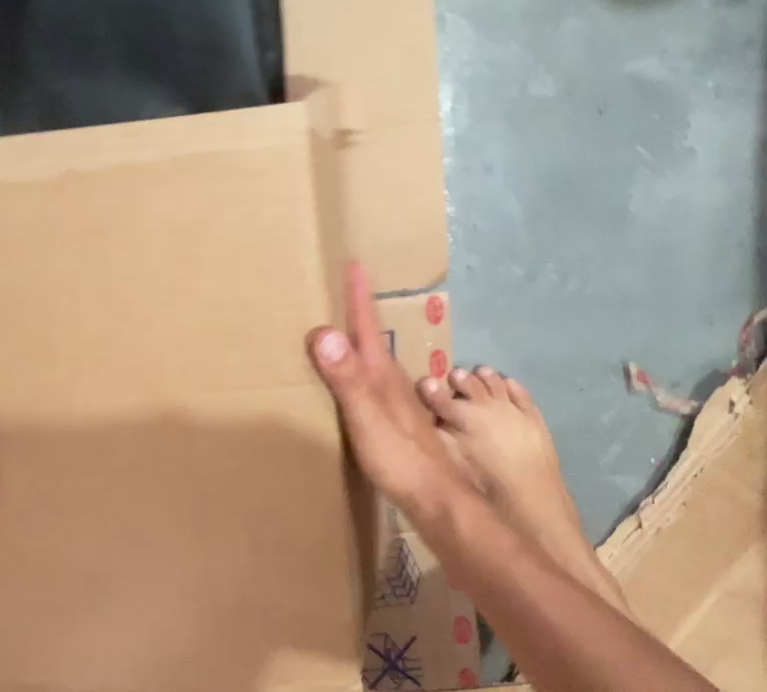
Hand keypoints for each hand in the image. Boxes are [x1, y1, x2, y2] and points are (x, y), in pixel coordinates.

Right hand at [305, 262, 477, 519]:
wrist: (440, 504)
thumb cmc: (401, 459)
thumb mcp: (367, 417)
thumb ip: (347, 378)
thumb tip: (326, 332)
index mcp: (382, 376)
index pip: (368, 327)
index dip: (359, 296)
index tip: (355, 263)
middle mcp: (393, 385)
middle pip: (374, 340)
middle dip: (360, 313)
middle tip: (348, 287)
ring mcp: (400, 407)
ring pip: (378, 364)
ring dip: (365, 345)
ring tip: (350, 333)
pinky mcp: (400, 428)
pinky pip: (378, 388)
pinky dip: (366, 375)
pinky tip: (364, 387)